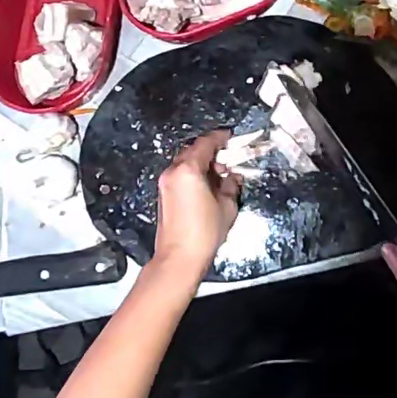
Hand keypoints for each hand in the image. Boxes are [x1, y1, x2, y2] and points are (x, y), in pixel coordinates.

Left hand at [152, 131, 240, 281]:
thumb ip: (231, 186)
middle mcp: (173, 172)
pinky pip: (180, 175)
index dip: (220, 138)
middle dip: (211, 152)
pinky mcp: (163, 195)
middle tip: (228, 160)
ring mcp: (165, 183)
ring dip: (201, 164)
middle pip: (193, 150)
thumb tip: (232, 178)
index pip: (205, 143)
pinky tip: (206, 188)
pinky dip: (193, 174)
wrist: (178, 259)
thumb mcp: (227, 207)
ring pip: (185, 163)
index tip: (230, 137)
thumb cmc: (203, 234)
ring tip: (219, 176)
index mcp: (188, 169)